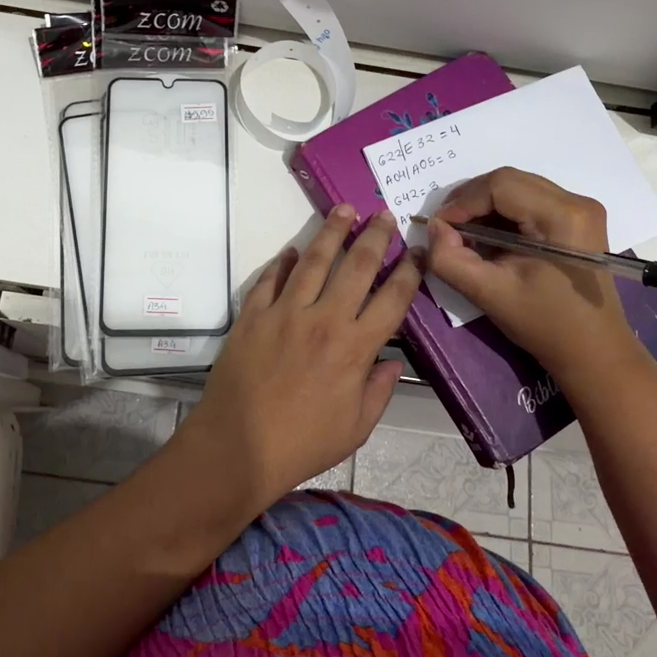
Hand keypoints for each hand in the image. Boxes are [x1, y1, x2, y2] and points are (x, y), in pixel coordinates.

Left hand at [177, 205, 422, 505]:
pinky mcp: (253, 315)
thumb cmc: (303, 444)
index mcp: (355, 348)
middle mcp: (324, 320)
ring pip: (313, 261)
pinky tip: (292, 249)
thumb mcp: (356, 428)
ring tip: (343, 210)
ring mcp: (285, 313)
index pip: (392, 298)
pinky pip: (271, 279)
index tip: (418, 252)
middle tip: (384, 214)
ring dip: (331, 232)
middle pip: (356, 266)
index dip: (410, 271)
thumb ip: (378, 391)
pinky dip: (283, 262)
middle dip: (374, 236)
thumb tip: (392, 362)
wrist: (238, 446)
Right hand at [424, 168, 642, 379]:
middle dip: (471, 200)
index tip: (439, 227)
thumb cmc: (545, 324)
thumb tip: (434, 228)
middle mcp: (577, 201)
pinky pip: (530, 201)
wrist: (593, 350)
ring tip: (463, 232)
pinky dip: (502, 213)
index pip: (500, 186)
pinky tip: (488, 237)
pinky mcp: (577, 219)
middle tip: (446, 227)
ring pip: (518, 188)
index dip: (462, 202)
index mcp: (562, 216)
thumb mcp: (489, 293)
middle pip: (509, 181)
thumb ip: (450, 259)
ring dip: (485, 206)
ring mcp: (581, 208)